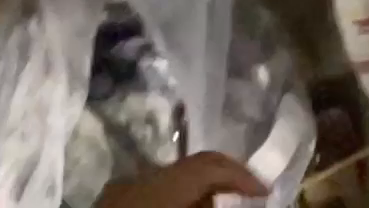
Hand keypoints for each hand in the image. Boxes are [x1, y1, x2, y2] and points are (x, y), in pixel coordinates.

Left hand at [95, 152, 267, 207]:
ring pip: (166, 186)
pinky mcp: (104, 206)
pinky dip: (170, 206)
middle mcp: (136, 180)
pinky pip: (146, 199)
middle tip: (241, 201)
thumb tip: (231, 201)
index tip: (264, 192)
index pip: (208, 165)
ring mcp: (116, 194)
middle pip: (188, 172)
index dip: (240, 174)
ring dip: (192, 199)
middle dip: (217, 187)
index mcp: (159, 185)